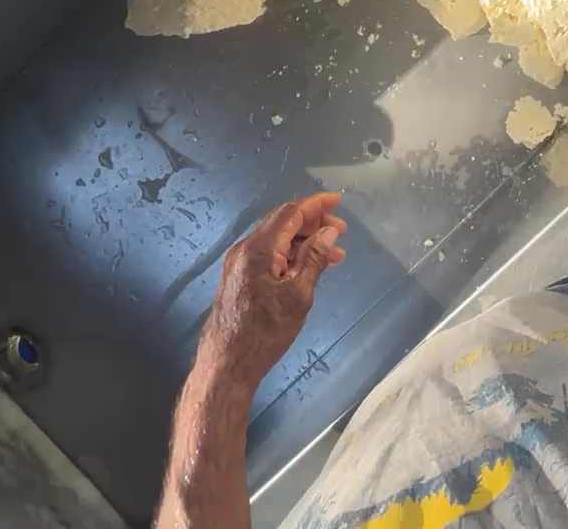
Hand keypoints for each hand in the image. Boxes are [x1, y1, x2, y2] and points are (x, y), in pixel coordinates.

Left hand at [200, 192, 347, 397]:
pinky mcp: (239, 278)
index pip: (290, 213)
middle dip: (314, 223)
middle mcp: (245, 250)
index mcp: (258, 249)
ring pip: (278, 240)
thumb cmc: (265, 331)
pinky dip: (292, 255)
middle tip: (341, 233)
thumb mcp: (298, 295)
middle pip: (283, 223)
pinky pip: (270, 254)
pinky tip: (310, 267)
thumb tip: (329, 232)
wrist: (226, 366)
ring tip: (333, 255)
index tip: (338, 201)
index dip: (316, 204)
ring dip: (306, 241)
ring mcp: (239, 264)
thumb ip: (314, 258)